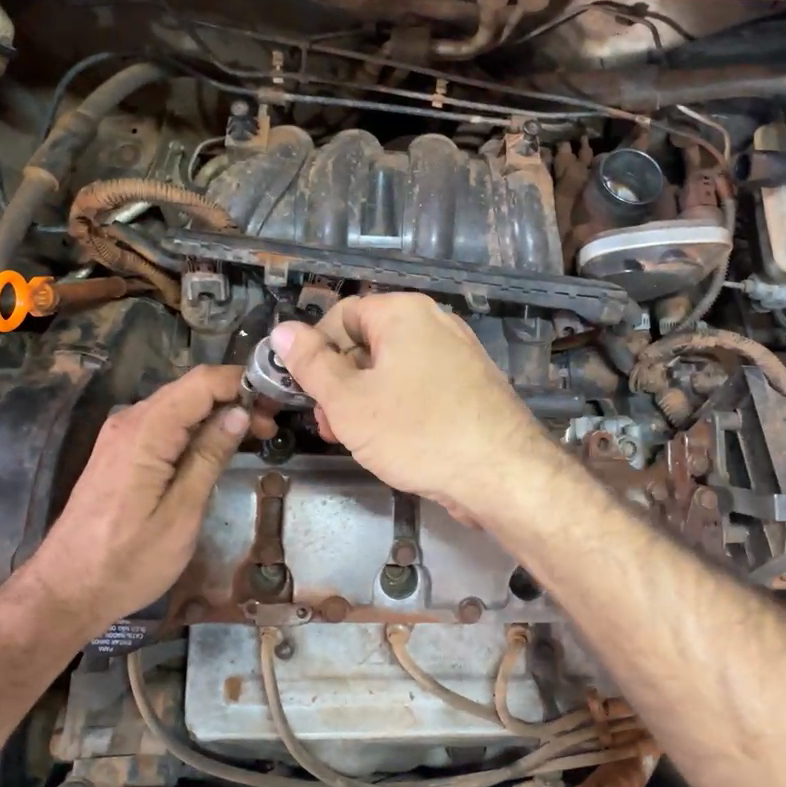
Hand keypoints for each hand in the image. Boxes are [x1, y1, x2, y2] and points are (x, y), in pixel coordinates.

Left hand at [22, 365, 268, 630]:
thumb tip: (240, 413)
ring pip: (179, 404)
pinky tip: (216, 447)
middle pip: (191, 388)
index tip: (275, 404)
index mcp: (146, 432)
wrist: (64, 592)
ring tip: (253, 436)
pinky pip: (164, 423)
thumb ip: (209, 458)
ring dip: (217, 412)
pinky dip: (195, 426)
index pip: (202, 382)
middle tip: (270, 425)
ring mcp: (121, 435)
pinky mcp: (119, 451)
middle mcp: (130, 421)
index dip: (242, 383)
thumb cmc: (127, 562)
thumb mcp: (180, 516)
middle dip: (234, 397)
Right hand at [269, 293, 565, 517]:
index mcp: (404, 313)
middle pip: (368, 342)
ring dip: (364, 400)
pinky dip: (397, 408)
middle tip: (327, 422)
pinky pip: (419, 387)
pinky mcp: (470, 386)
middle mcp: (434, 323)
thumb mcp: (349, 401)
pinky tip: (391, 444)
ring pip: (392, 369)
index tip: (303, 389)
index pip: (341, 315)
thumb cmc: (417, 432)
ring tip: (355, 440)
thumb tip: (283, 330)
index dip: (314, 350)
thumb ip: (311, 365)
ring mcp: (457, 355)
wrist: (502, 474)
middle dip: (339, 382)